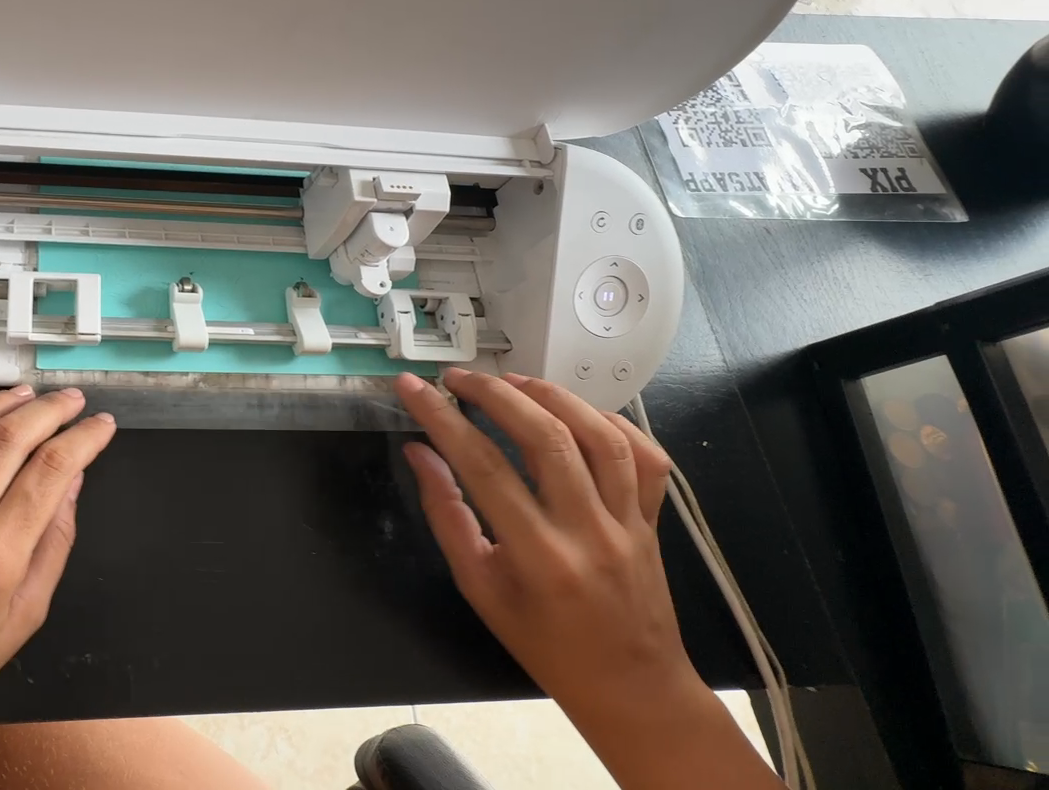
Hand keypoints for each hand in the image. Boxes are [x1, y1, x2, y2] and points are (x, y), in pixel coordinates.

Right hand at [397, 368, 777, 788]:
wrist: (632, 687)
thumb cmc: (542, 642)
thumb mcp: (478, 587)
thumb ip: (446, 514)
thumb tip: (419, 452)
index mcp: (538, 556)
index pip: (482, 466)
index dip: (441, 418)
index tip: (411, 387)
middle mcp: (589, 532)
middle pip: (546, 438)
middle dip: (495, 394)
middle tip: (458, 378)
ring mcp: (630, 522)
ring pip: (599, 437)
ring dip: (551, 396)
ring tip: (510, 380)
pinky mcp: (655, 519)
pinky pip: (645, 457)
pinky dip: (610, 421)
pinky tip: (572, 410)